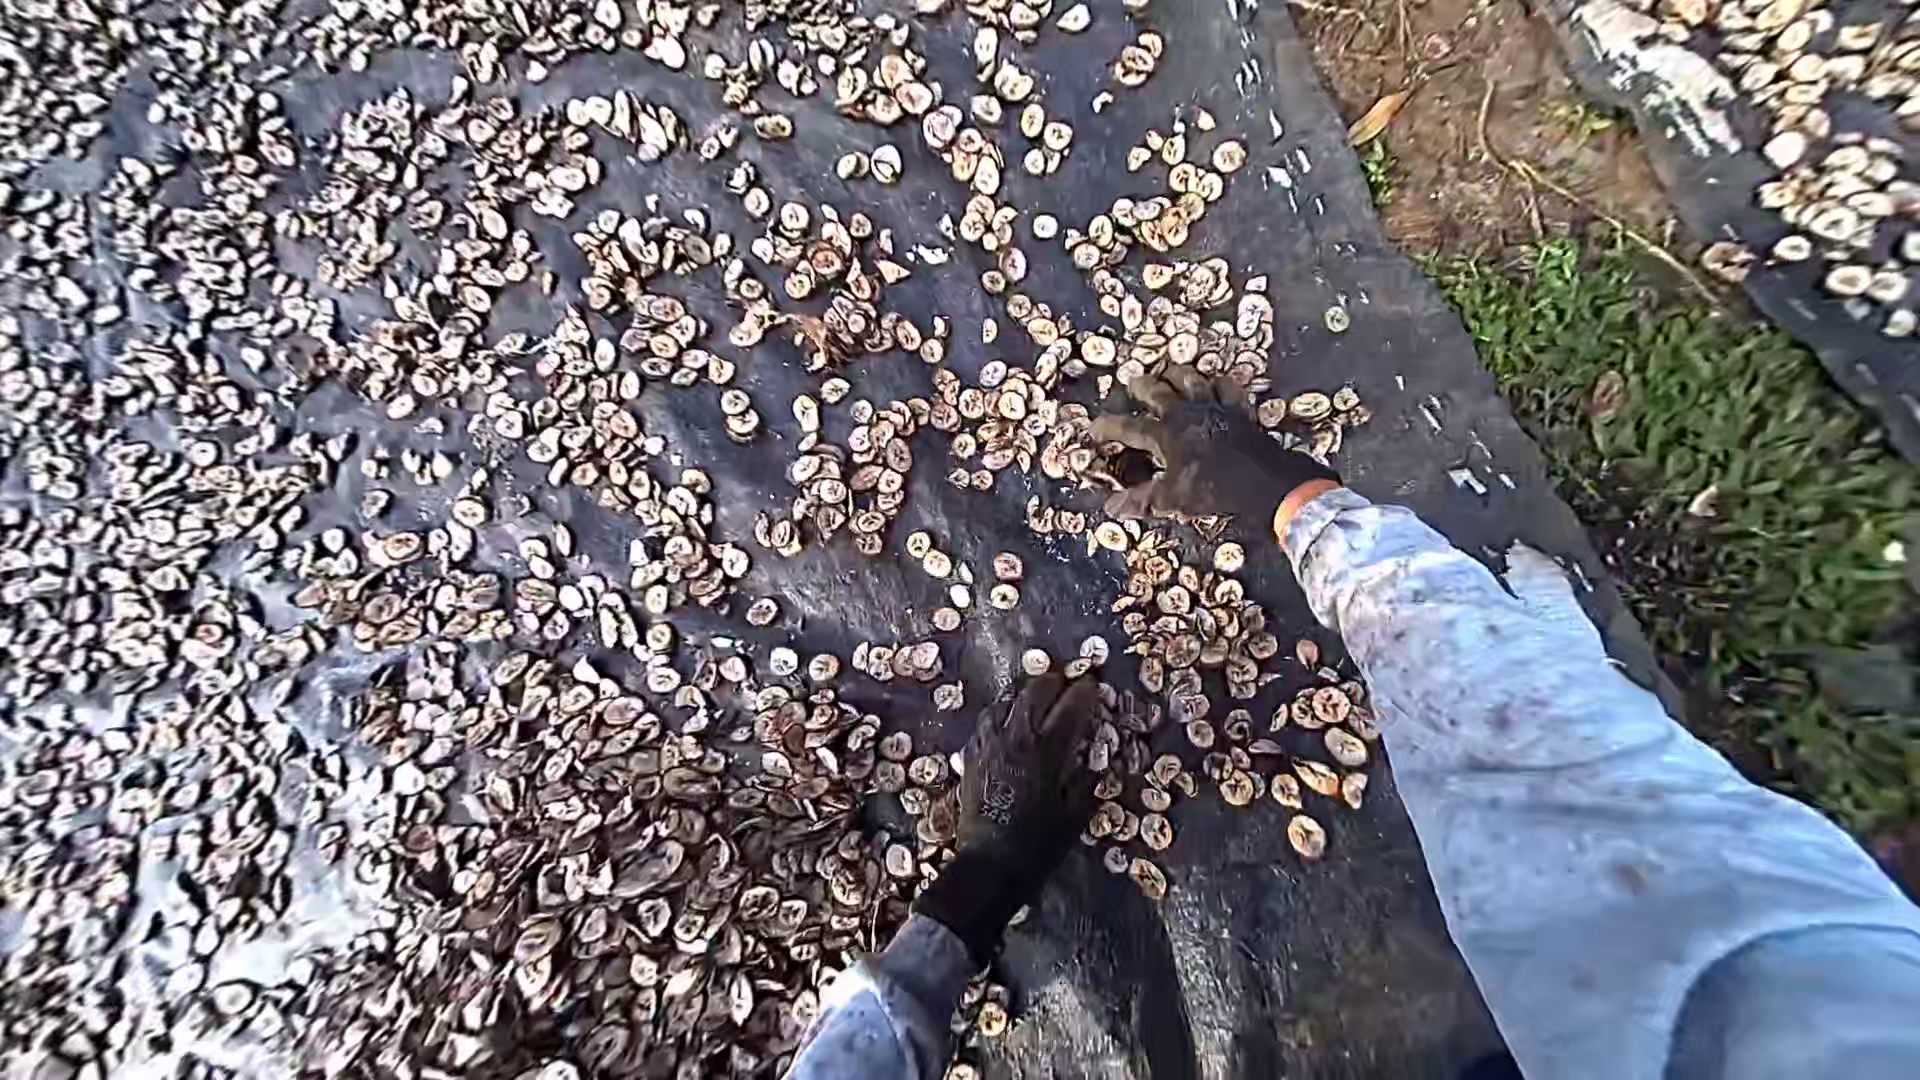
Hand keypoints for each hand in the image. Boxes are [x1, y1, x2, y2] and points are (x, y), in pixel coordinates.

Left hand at [913, 674, 1103, 962]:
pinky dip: (1004, 710)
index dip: (1085, 691)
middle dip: (1056, 681)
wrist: (989, 864)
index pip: (1071, 705)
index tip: (1094, 685)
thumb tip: (1095, 756)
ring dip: (1027, 692)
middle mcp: (1017, 735)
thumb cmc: (1038, 843)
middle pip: (1037, 689)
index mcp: (1047, 749)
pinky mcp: (972, 750)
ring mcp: (990, 739)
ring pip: (1009, 698)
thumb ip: (1086, 778)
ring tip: (1039, 696)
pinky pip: (989, 717)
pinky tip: (1010, 718)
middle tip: (1067, 683)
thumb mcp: (1075, 813)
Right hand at [1091, 367, 1338, 534]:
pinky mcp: (1239, 410)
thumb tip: (1110, 506)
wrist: (1264, 480)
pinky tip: (1217, 381)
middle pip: (1158, 392)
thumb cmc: (1212, 489)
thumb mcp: (1171, 499)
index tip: (1094, 427)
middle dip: (1142, 386)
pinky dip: (1220, 383)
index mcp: (1164, 434)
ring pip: (1192, 380)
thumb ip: (1140, 500)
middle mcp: (1186, 414)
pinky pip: (1228, 388)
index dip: (1108, 427)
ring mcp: (1214, 407)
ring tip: (1171, 371)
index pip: (1128, 427)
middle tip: (1133, 382)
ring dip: (1178, 375)